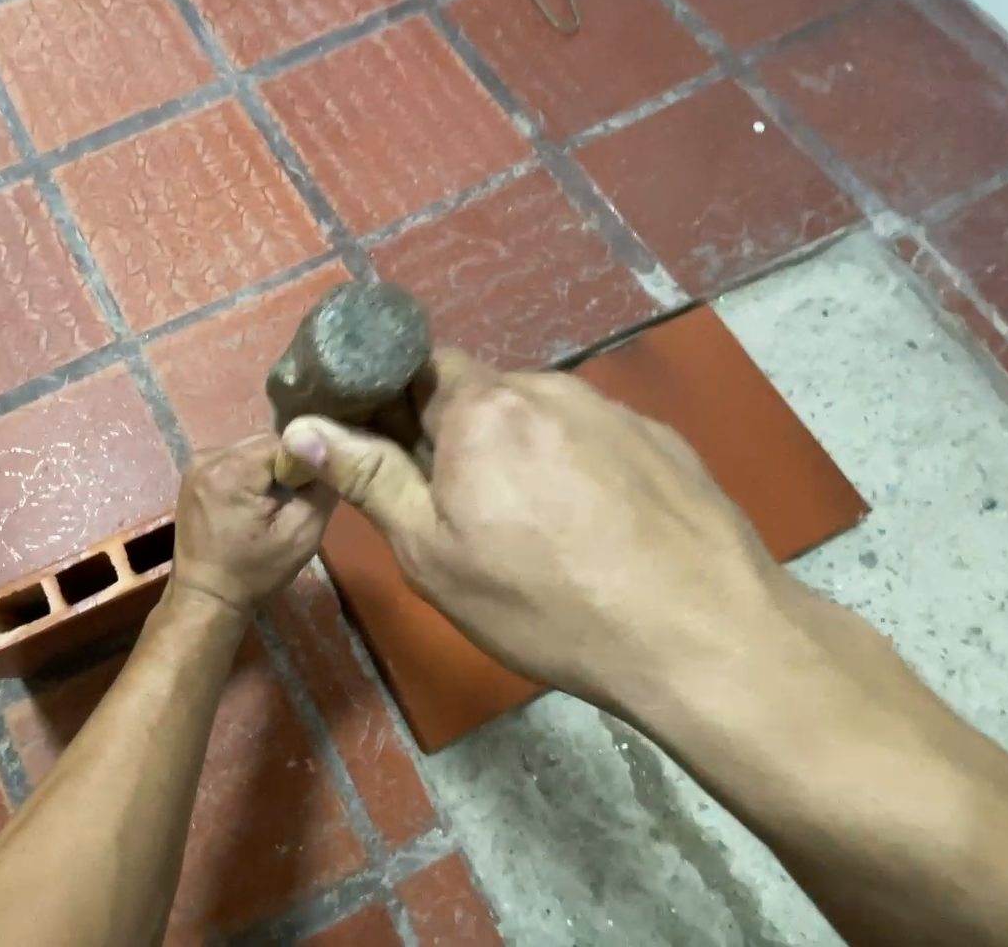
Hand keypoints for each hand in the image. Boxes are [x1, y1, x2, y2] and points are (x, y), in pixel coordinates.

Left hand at [170, 435, 338, 614]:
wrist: (206, 596)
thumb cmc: (253, 572)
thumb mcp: (301, 537)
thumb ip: (320, 491)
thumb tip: (331, 457)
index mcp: (231, 469)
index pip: (283, 442)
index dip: (303, 464)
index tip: (306, 493)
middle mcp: (208, 456)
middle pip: (264, 443)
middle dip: (283, 467)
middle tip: (290, 501)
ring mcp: (196, 463)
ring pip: (250, 450)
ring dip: (266, 470)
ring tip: (272, 504)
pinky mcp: (192, 473)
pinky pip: (233, 460)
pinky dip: (248, 475)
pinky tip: (252, 503)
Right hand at [279, 349, 803, 708]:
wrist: (705, 639)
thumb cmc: (543, 600)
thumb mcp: (431, 551)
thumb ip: (368, 476)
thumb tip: (301, 427)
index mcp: (480, 407)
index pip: (415, 367)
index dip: (393, 403)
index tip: (391, 451)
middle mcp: (544, 387)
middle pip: (476, 393)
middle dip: (453, 434)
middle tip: (459, 506)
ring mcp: (611, 410)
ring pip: (534, 416)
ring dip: (513, 451)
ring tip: (531, 525)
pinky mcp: (660, 439)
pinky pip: (589, 437)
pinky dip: (570, 466)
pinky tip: (590, 527)